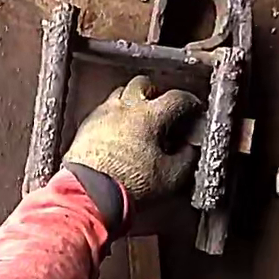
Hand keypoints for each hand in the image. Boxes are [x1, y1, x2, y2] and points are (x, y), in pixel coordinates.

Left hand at [63, 76, 202, 202]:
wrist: (90, 194)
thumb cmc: (129, 185)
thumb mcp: (171, 176)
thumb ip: (187, 158)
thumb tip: (190, 149)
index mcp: (150, 116)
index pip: (177, 97)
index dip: (190, 102)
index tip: (193, 109)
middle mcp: (126, 108)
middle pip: (143, 83)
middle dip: (155, 92)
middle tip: (162, 107)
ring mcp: (103, 114)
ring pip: (120, 93)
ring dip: (131, 101)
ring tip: (138, 118)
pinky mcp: (86, 126)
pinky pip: (102, 111)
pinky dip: (113, 116)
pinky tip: (117, 131)